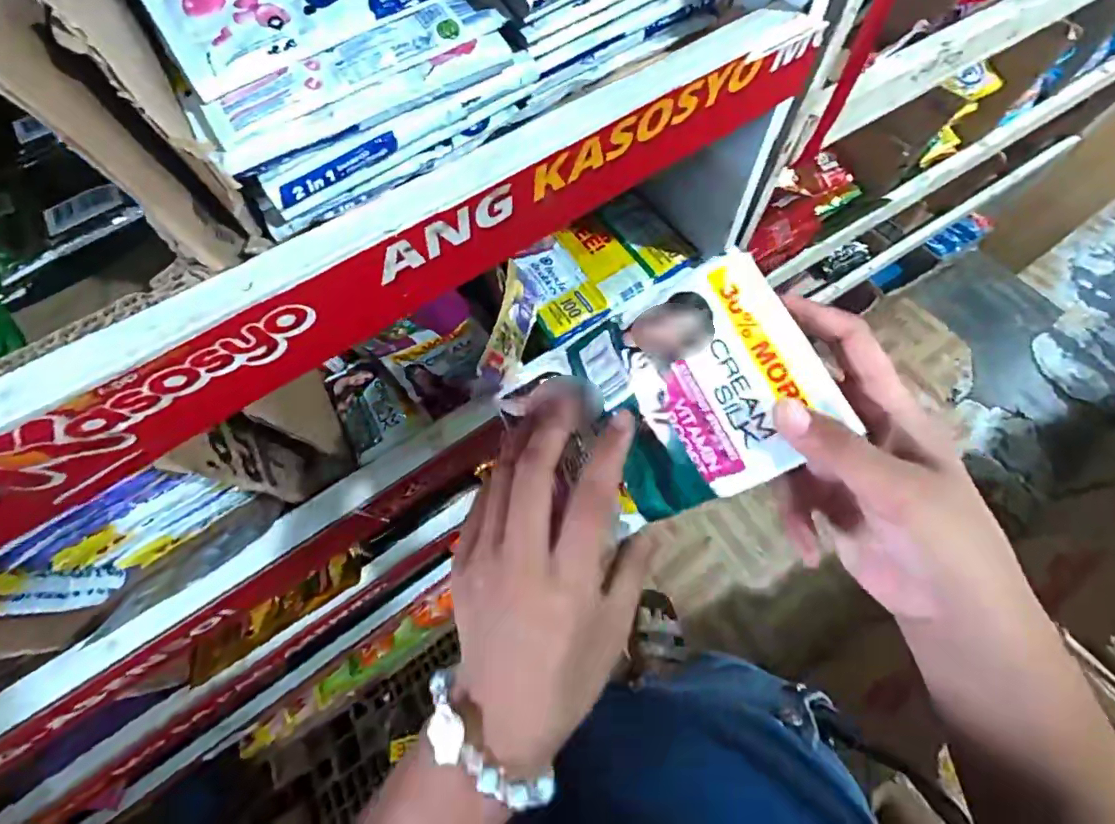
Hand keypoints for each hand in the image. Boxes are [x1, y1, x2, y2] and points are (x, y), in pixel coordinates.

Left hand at [449, 408, 651, 774]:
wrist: (498, 717)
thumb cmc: (568, 679)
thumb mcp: (614, 632)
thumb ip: (633, 571)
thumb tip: (654, 523)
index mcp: (569, 580)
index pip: (592, 499)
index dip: (608, 451)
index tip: (619, 417)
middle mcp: (522, 560)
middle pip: (535, 474)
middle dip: (553, 426)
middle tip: (569, 396)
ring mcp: (484, 558)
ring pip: (501, 479)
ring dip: (523, 439)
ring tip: (541, 410)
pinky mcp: (460, 562)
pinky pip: (481, 502)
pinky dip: (499, 473)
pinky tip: (513, 455)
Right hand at [772, 296, 1032, 623]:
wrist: (958, 615)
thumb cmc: (948, 539)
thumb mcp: (897, 489)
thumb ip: (837, 448)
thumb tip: (778, 406)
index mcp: (891, 407)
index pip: (853, 345)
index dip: (816, 318)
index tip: (769, 306)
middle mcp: (861, 425)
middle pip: (807, 389)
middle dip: (770, 388)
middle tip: (723, 378)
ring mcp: (841, 462)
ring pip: (789, 441)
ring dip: (778, 467)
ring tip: (766, 485)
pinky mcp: (826, 498)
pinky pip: (792, 490)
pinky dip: (793, 517)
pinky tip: (806, 546)